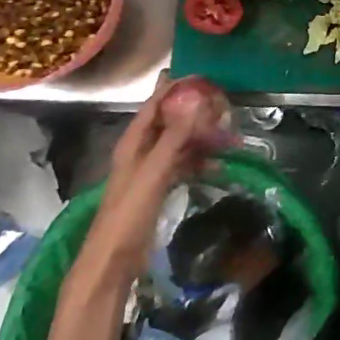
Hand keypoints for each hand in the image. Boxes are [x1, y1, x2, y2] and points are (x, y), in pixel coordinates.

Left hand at [73, 73, 227, 285]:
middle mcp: (140, 152)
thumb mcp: (153, 172)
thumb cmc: (129, 214)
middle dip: (193, 113)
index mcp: (133, 143)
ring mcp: (149, 172)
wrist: (113, 262)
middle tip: (222, 106)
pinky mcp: (157, 190)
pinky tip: (218, 166)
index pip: (153, 106)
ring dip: (200, 138)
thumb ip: (174, 138)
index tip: (200, 78)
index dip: (173, 89)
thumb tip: (196, 103)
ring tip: (227, 135)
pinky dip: (199, 162)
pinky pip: (182, 166)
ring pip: (178, 145)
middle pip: (168, 123)